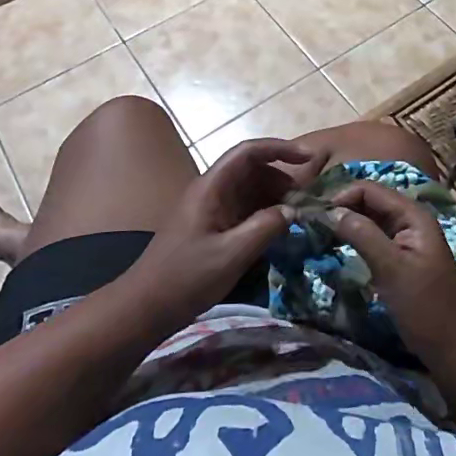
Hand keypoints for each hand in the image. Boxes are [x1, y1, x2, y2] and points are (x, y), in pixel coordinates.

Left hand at [126, 138, 312, 326]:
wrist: (146, 307)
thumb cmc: (186, 277)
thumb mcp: (231, 254)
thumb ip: (265, 227)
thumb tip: (293, 210)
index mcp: (211, 187)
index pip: (248, 152)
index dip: (280, 149)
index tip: (309, 159)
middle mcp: (211, 190)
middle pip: (253, 169)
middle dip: (282, 178)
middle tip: (306, 201)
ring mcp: (212, 208)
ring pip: (251, 189)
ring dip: (276, 197)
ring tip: (298, 217)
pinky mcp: (214, 227)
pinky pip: (245, 209)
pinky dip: (266, 214)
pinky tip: (280, 231)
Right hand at [326, 181, 455, 360]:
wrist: (453, 347)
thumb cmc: (426, 307)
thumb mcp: (392, 269)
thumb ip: (363, 235)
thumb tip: (329, 211)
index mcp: (414, 215)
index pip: (369, 189)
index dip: (341, 196)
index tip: (314, 216)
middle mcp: (410, 219)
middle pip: (369, 201)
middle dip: (340, 209)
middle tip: (310, 226)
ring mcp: (406, 238)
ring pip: (369, 219)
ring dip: (345, 224)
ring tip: (317, 236)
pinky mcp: (400, 256)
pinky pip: (373, 237)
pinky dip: (354, 239)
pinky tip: (335, 248)